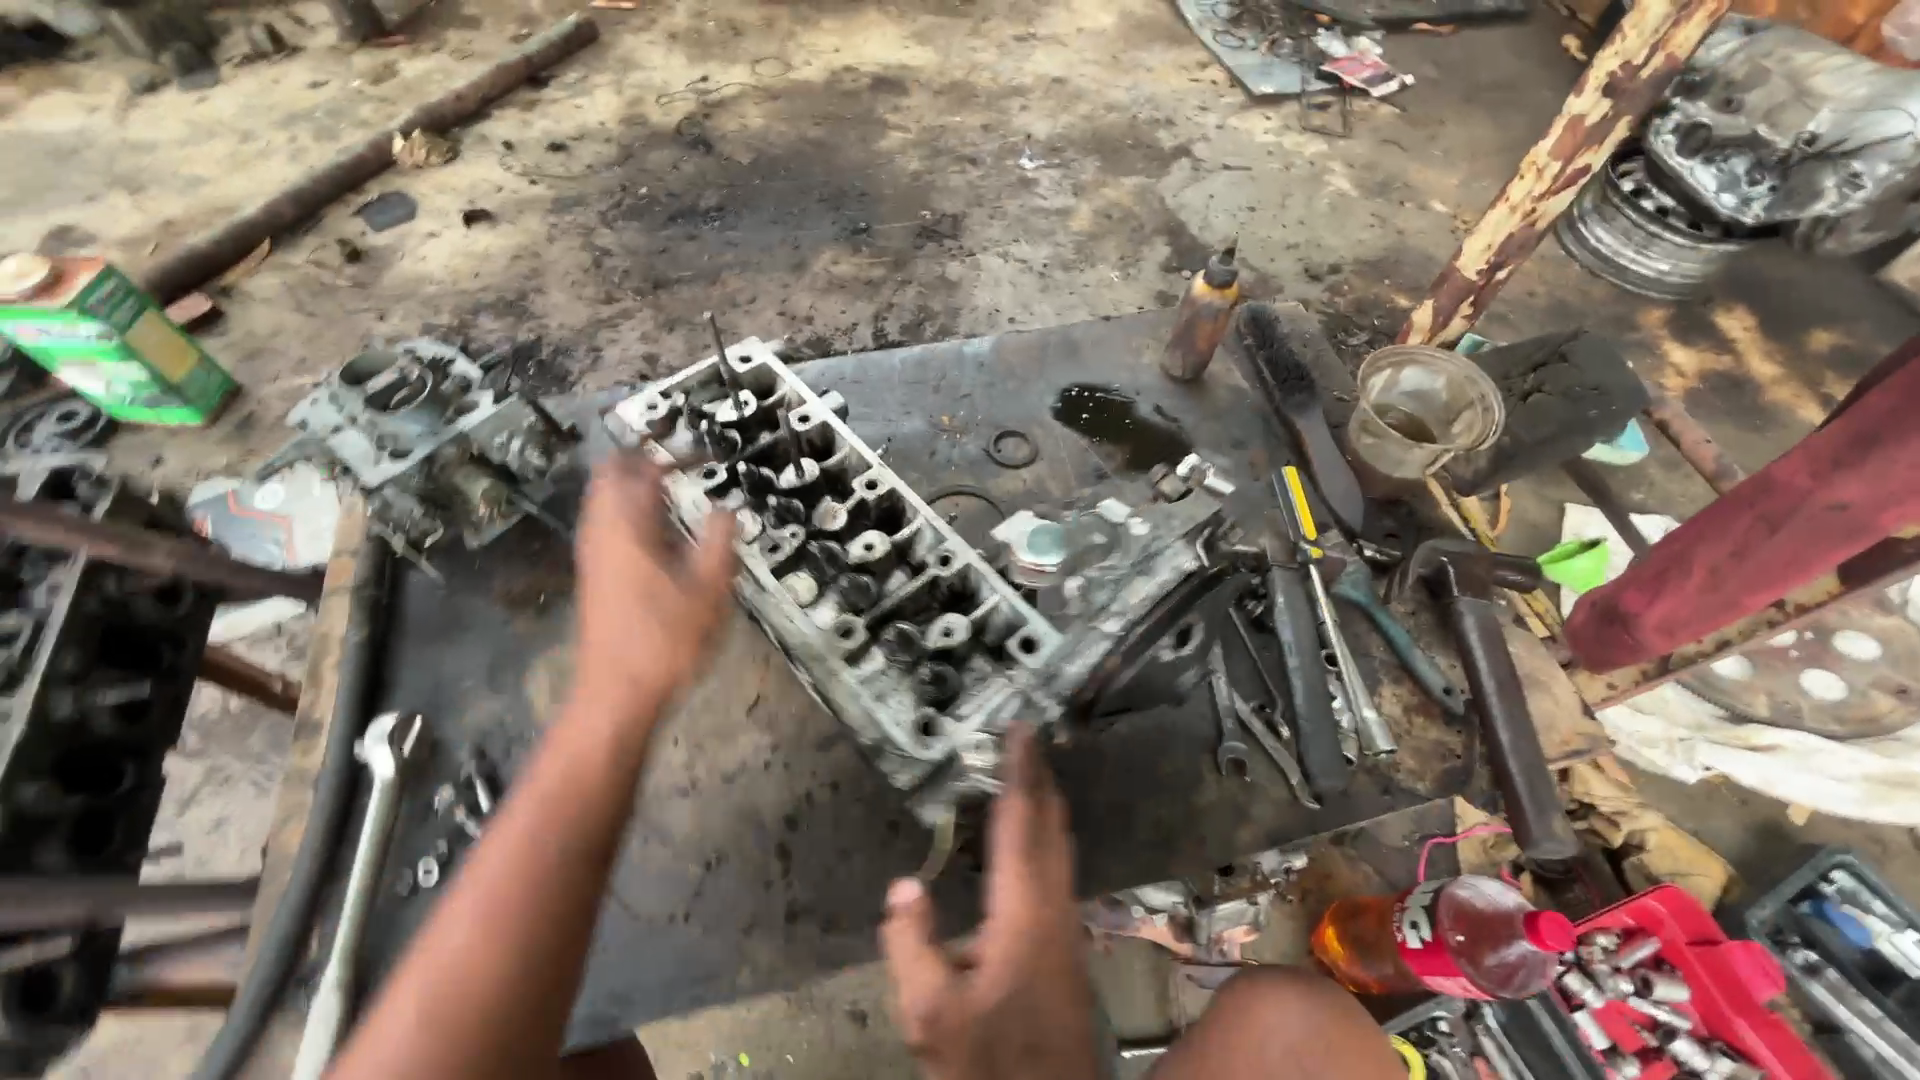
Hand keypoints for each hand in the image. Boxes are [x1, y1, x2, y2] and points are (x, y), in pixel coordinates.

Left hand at [569, 454, 735, 727]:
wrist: (617, 693)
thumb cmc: (666, 640)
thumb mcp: (709, 590)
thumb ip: (719, 542)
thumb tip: (726, 510)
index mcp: (627, 528)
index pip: (640, 470)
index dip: (668, 455)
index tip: (700, 454)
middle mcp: (601, 534)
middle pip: (608, 478)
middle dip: (640, 462)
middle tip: (676, 461)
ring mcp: (593, 557)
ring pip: (603, 503)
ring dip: (631, 488)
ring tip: (669, 489)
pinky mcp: (595, 578)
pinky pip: (606, 526)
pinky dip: (628, 515)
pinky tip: (658, 533)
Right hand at [879, 725, 1099, 1079]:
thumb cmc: (989, 1061)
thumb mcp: (931, 1014)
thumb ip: (912, 945)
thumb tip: (905, 884)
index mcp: (1023, 913)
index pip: (1021, 825)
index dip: (1020, 774)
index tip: (1022, 729)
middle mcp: (1055, 909)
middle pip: (1052, 827)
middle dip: (1041, 778)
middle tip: (1028, 736)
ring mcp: (1069, 929)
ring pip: (1061, 848)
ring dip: (1046, 805)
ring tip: (1028, 774)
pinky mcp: (1069, 948)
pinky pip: (1058, 869)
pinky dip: (1046, 835)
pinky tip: (1031, 842)